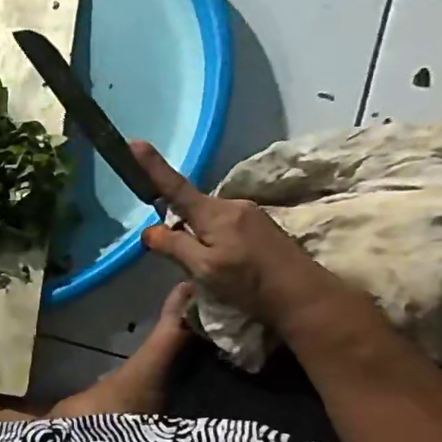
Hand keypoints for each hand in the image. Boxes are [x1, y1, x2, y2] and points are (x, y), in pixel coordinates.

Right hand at [132, 141, 352, 326]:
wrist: (307, 299)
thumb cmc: (251, 285)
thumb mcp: (204, 270)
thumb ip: (174, 247)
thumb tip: (150, 231)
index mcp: (215, 213)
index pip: (174, 187)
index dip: (152, 167)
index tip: (134, 142)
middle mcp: (233, 205)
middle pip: (192, 208)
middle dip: (180, 227)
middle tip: (184, 263)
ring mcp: (251, 215)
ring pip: (209, 221)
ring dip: (200, 239)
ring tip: (211, 273)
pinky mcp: (262, 228)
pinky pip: (226, 227)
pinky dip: (217, 243)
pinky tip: (227, 268)